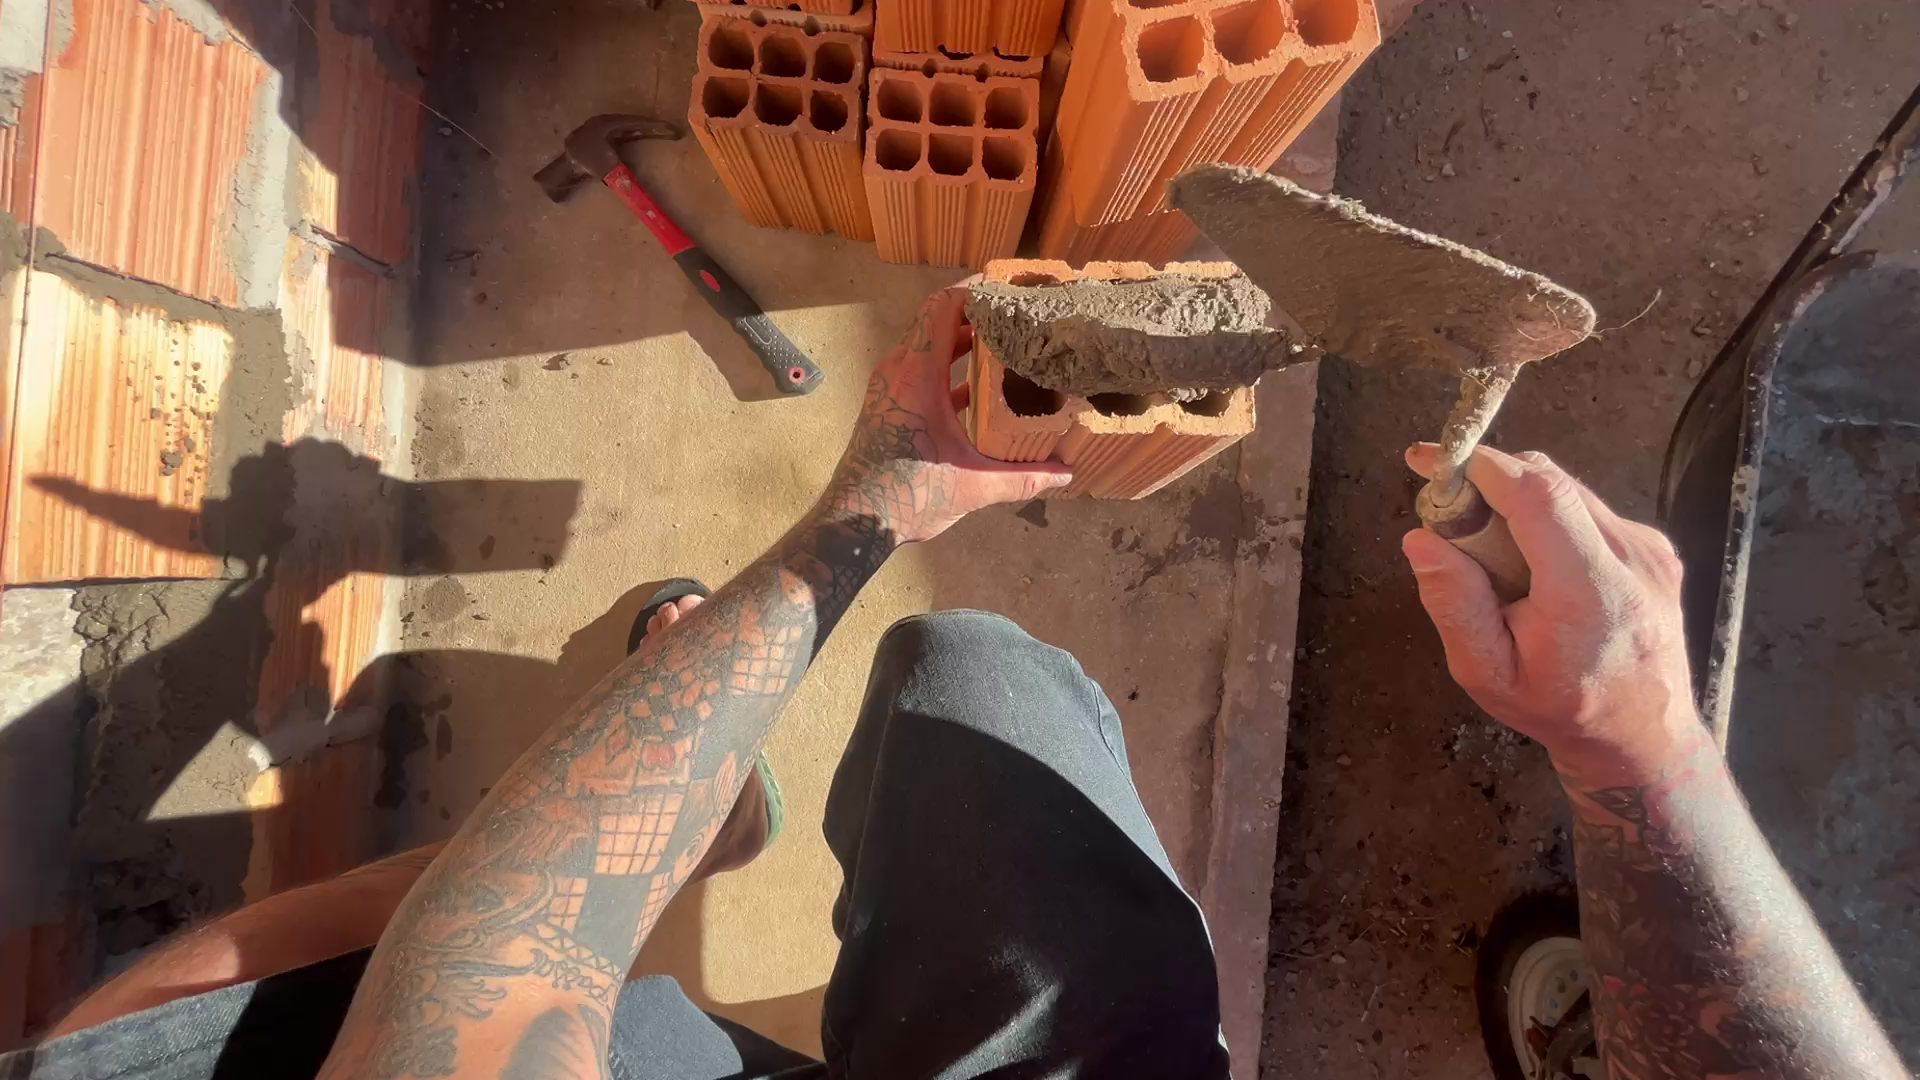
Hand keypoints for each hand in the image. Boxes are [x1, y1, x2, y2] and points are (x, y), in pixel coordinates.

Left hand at [823, 286, 1071, 543]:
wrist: (854, 520)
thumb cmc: (908, 497)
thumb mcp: (973, 487)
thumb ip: (1023, 478)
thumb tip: (1065, 475)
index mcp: (918, 375)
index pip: (943, 307)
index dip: (976, 290)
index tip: (1009, 289)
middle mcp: (899, 370)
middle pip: (936, 320)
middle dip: (977, 315)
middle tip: (1017, 317)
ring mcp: (889, 386)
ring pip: (927, 345)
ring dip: (962, 342)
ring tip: (1003, 346)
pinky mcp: (887, 403)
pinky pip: (919, 369)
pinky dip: (947, 367)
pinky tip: (977, 388)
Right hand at [1401, 444, 1702, 785]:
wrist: (1642, 735)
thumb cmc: (1555, 706)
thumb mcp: (1484, 671)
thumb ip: (1454, 604)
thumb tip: (1420, 539)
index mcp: (1589, 591)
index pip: (1539, 497)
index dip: (1480, 466)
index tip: (1428, 459)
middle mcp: (1631, 557)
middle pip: (1548, 481)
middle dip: (1482, 481)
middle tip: (1441, 515)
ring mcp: (1648, 547)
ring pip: (1562, 488)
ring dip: (1506, 497)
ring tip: (1478, 547)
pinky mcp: (1649, 546)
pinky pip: (1578, 505)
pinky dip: (1533, 513)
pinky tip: (1517, 557)